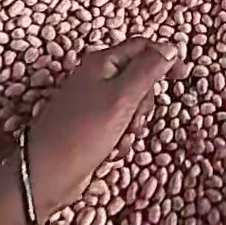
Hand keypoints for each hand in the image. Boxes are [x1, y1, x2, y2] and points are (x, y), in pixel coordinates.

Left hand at [24, 37, 175, 218]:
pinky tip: (113, 149)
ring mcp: (92, 101)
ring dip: (135, 120)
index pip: (143, 47)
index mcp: (102, 62)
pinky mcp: (91, 124)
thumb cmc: (82, 133)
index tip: (183, 76)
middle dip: (146, 99)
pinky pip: (120, 121)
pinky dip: (123, 134)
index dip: (165, 57)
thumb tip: (171, 47)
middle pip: (140, 75)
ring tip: (123, 137)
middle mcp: (96, 76)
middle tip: (137, 118)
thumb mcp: (122, 98)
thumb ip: (148, 70)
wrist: (42, 178)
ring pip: (132, 101)